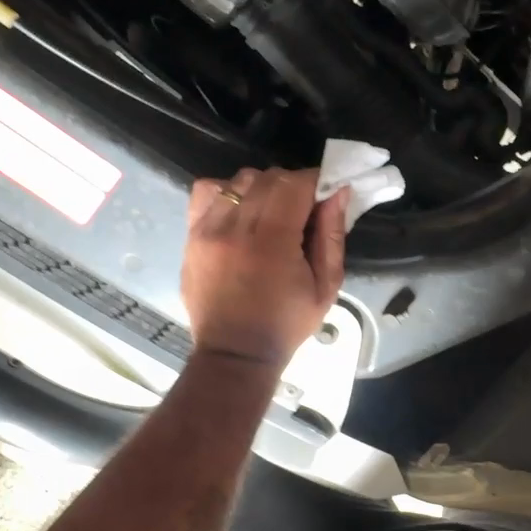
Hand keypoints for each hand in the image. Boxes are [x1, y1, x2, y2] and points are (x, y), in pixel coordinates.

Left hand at [183, 167, 347, 368]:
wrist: (235, 353)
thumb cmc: (287, 324)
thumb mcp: (326, 285)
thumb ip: (332, 235)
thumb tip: (339, 191)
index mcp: (272, 241)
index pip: (296, 184)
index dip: (317, 181)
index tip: (327, 193)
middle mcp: (235, 227)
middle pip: (269, 177)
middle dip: (293, 185)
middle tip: (305, 209)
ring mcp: (207, 228)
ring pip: (240, 180)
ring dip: (263, 187)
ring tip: (273, 212)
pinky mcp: (191, 234)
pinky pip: (208, 191)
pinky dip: (229, 192)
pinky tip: (242, 212)